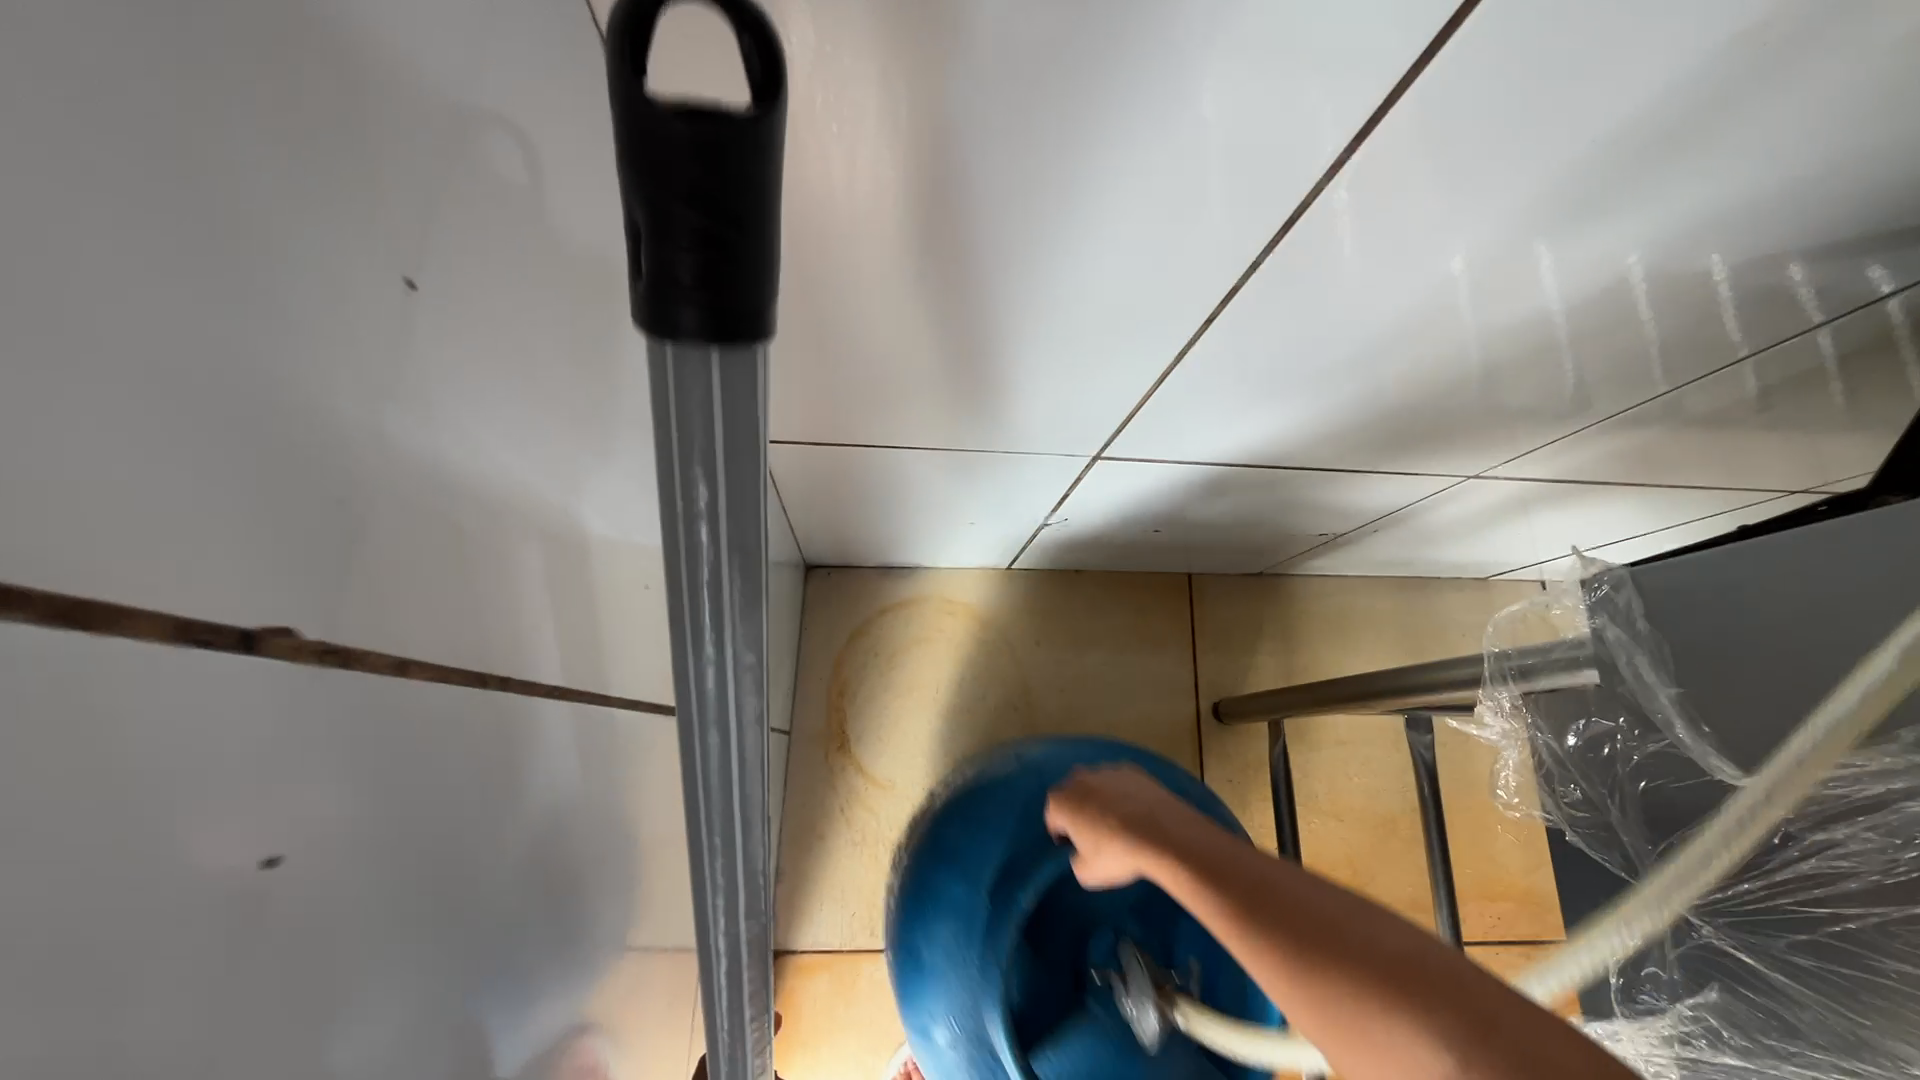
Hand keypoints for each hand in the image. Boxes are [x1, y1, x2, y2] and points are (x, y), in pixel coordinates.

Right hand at [1044, 765, 1208, 888]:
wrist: (1164, 834)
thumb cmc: (1118, 854)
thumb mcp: (1086, 874)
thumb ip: (1075, 860)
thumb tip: (1081, 852)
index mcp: (1060, 801)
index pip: (1052, 819)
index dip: (1062, 836)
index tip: (1075, 848)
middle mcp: (1079, 778)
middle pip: (1072, 796)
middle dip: (1079, 812)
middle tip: (1095, 835)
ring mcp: (1107, 770)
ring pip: (1097, 786)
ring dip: (1101, 800)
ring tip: (1120, 823)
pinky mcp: (1133, 770)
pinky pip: (1121, 784)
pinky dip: (1124, 795)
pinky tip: (1137, 813)